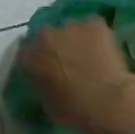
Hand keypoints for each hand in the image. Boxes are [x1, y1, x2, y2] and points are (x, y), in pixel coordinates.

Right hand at [22, 17, 134, 133]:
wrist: (108, 100)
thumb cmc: (74, 110)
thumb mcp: (47, 103)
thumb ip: (41, 84)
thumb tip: (46, 80)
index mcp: (30, 57)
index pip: (26, 53)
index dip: (37, 60)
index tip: (46, 69)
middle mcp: (45, 36)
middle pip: (47, 36)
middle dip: (55, 46)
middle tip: (68, 61)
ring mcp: (71, 26)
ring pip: (71, 29)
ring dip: (76, 39)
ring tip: (89, 55)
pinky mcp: (94, 23)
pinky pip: (92, 26)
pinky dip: (96, 35)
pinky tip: (104, 49)